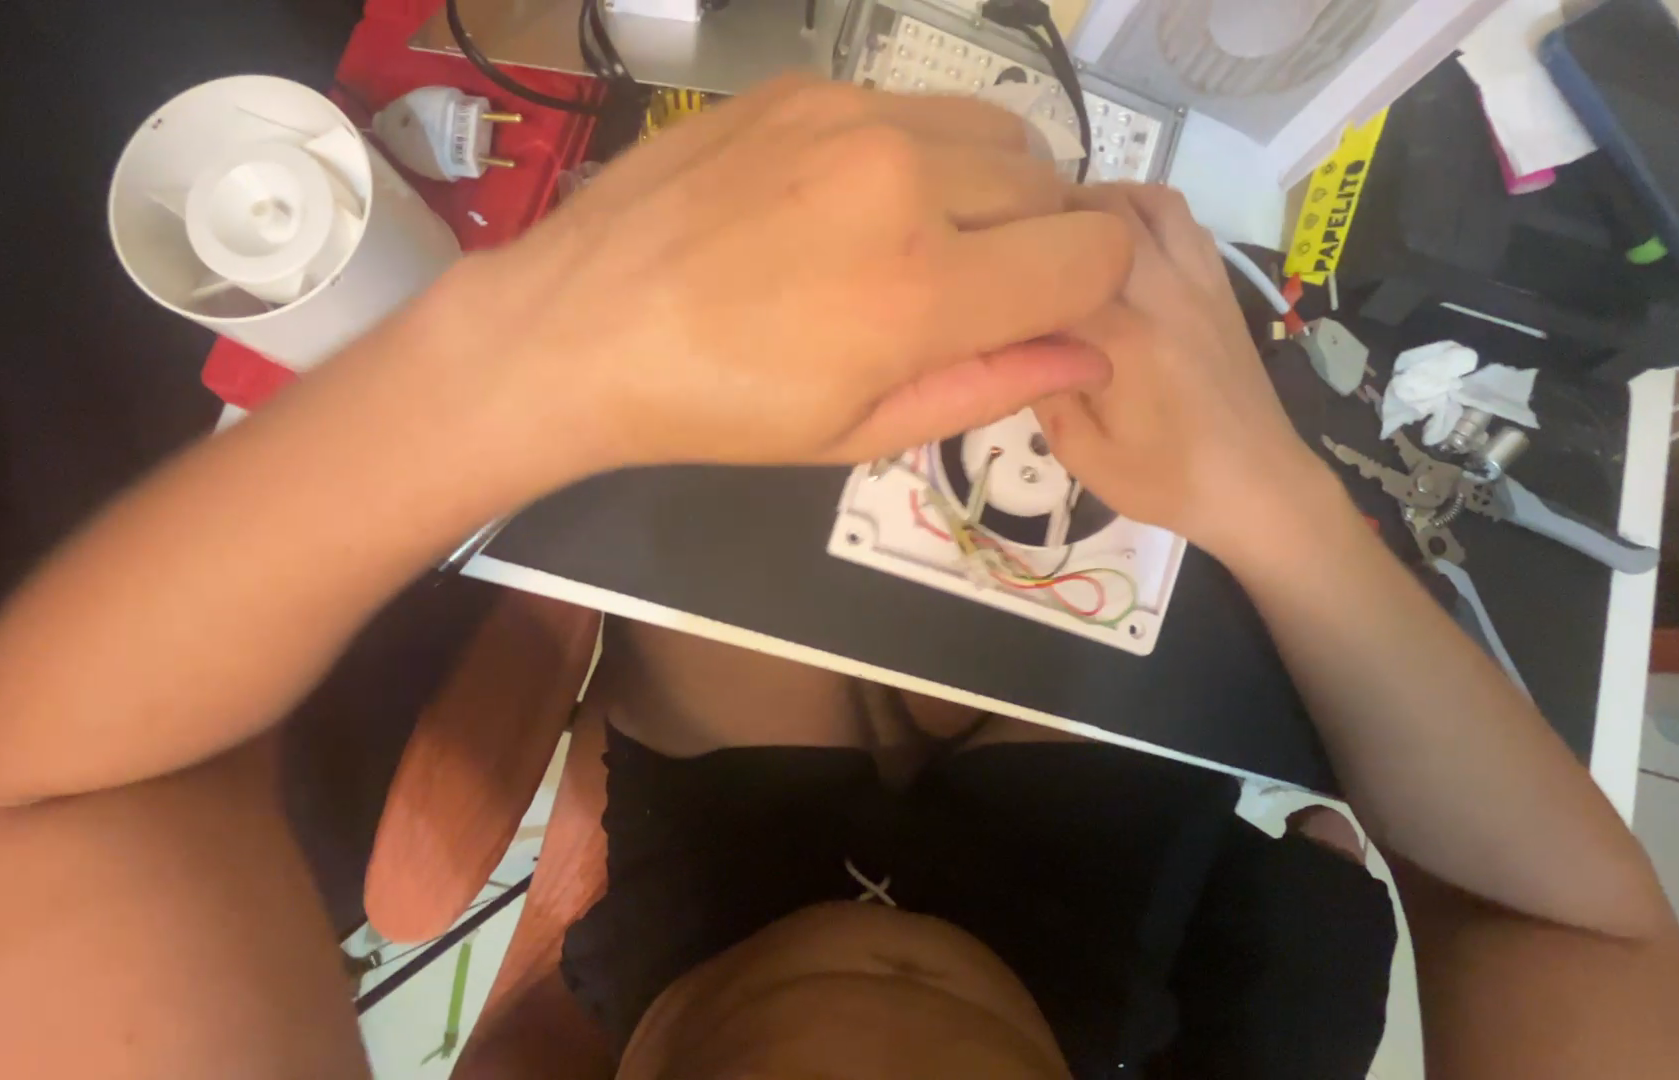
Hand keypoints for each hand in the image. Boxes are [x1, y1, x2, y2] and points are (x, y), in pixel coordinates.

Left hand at [456, 76, 1136, 467]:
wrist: (583, 327)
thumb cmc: (720, 408)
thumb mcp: (859, 432)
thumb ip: (986, 387)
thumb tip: (1085, 351)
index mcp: (922, 290)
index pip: (1095, 256)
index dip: (1083, 296)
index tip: (1035, 321)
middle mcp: (906, 179)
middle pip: (1054, 186)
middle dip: (1036, 245)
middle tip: (966, 293)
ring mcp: (851, 115)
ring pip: (997, 131)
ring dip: (991, 190)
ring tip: (917, 242)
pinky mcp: (804, 86)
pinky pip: (916, 106)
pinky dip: (921, 154)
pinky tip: (850, 201)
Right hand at [1032, 185, 1328, 563]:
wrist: (1257, 485)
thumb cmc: (1166, 480)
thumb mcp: (1084, 455)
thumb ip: (1044, 393)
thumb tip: (1017, 345)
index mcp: (1126, 337)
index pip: (1059, 272)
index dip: (1014, 263)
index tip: (980, 274)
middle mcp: (1166, 293)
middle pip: (1104, 213)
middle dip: (1051, 212)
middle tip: (1009, 238)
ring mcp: (1200, 283)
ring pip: (1150, 202)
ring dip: (1101, 201)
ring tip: (1062, 231)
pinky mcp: (1220, 288)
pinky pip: (1183, 222)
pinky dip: (1143, 213)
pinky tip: (1117, 245)